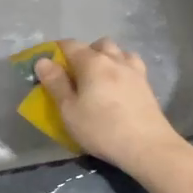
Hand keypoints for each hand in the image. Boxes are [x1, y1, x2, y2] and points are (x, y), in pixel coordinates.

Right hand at [33, 38, 182, 172]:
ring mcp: (135, 72)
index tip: (49, 65)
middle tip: (77, 73)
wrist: (149, 148)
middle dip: (86, 52)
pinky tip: (119, 86)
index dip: (56, 50)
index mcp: (92, 62)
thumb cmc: (102, 129)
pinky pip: (133, 66)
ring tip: (101, 77)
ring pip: (120, 52)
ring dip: (108, 58)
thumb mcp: (69, 110)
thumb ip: (55, 83)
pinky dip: (123, 69)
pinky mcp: (148, 86)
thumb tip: (43, 61)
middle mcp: (115, 60)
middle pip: (99, 44)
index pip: (70, 44)